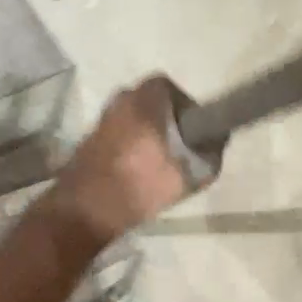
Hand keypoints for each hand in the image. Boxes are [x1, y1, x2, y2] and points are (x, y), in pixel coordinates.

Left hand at [50, 76, 196, 244]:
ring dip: (147, 140)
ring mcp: (101, 118)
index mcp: (146, 94)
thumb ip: (211, 153)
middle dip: (168, 127)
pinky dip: (129, 150)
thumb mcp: (191, 174)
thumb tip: (215, 142)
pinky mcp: (89, 140)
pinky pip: (119, 138)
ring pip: (136, 123)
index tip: (193, 138)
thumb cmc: (140, 183)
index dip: (188, 114)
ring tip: (156, 168)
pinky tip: (134, 175)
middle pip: (155, 108)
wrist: (86, 208)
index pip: (176, 93)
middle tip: (177, 154)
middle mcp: (121, 96)